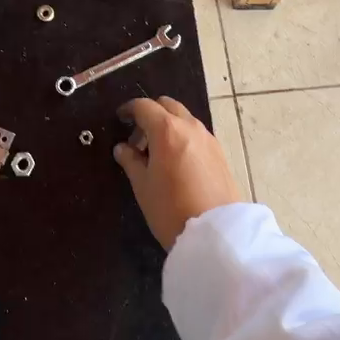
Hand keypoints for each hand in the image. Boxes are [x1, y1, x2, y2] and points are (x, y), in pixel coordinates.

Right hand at [113, 96, 243, 249]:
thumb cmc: (171, 209)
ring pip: (184, 118)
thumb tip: (122, 148)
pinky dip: (183, 136)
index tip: (120, 118)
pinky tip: (177, 162)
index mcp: (166, 129)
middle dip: (150, 115)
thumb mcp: (143, 187)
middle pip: (167, 106)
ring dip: (168, 125)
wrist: (216, 233)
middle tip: (138, 139)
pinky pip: (196, 133)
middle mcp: (189, 125)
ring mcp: (207, 137)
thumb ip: (131, 162)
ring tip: (157, 154)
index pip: (144, 106)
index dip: (129, 110)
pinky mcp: (219, 151)